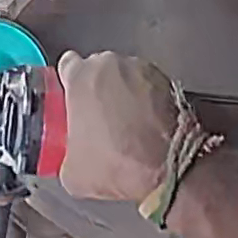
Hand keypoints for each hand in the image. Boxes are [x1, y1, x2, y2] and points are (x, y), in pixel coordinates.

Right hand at [55, 50, 177, 201]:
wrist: (171, 170)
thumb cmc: (118, 162)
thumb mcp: (74, 173)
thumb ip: (66, 154)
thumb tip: (71, 160)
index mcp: (80, 77)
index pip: (67, 64)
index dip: (69, 82)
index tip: (73, 99)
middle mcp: (110, 64)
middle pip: (98, 68)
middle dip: (99, 88)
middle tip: (101, 118)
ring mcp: (142, 69)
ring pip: (126, 75)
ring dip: (125, 92)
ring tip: (129, 124)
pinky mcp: (169, 80)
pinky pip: (150, 85)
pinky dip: (149, 99)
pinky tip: (149, 125)